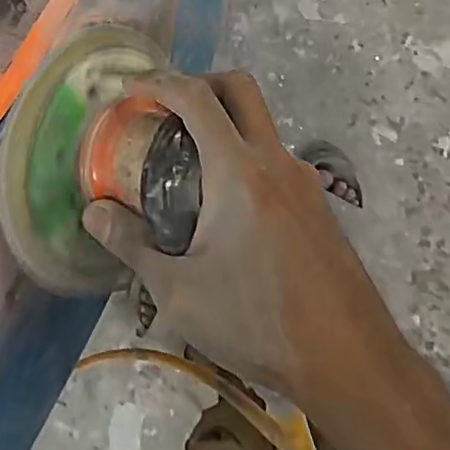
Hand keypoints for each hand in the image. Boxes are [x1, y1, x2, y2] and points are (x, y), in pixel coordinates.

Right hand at [82, 73, 449, 449]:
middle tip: (164, 107)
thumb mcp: (179, 293)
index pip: (195, 97)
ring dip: (221, 118)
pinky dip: (241, 151)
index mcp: (238, 172)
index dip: (157, 83)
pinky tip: (224, 202)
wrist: (357, 368)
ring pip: (260, 120)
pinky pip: (273, 154)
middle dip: (196, 81)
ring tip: (186, 157)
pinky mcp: (319, 204)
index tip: (128, 92)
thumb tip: (92, 213)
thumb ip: (131, 245)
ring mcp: (304, 181)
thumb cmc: (260, 323)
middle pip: (238, 87)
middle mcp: (274, 161)